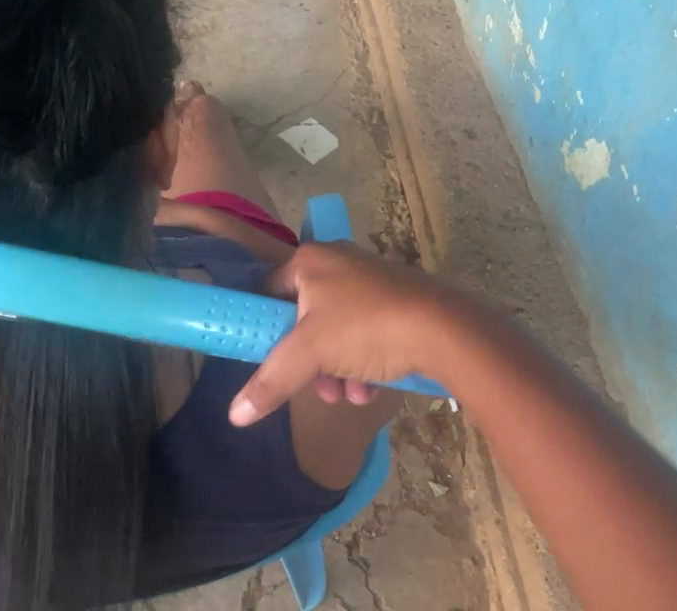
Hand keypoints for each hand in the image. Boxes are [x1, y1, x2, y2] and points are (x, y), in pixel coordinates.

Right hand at [229, 241, 468, 425]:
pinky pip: (365, 332)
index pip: (269, 290)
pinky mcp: (396, 301)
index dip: (264, 326)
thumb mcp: (310, 355)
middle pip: (304, 318)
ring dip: (336, 370)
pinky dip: (363, 362)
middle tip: (314, 386)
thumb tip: (234, 415)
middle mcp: (338, 263)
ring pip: (336, 331)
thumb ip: (270, 382)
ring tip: (349, 395)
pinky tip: (370, 388)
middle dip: (308, 361)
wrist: (442, 329)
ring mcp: (370, 281)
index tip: (265, 358)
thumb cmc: (366, 328)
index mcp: (311, 261)